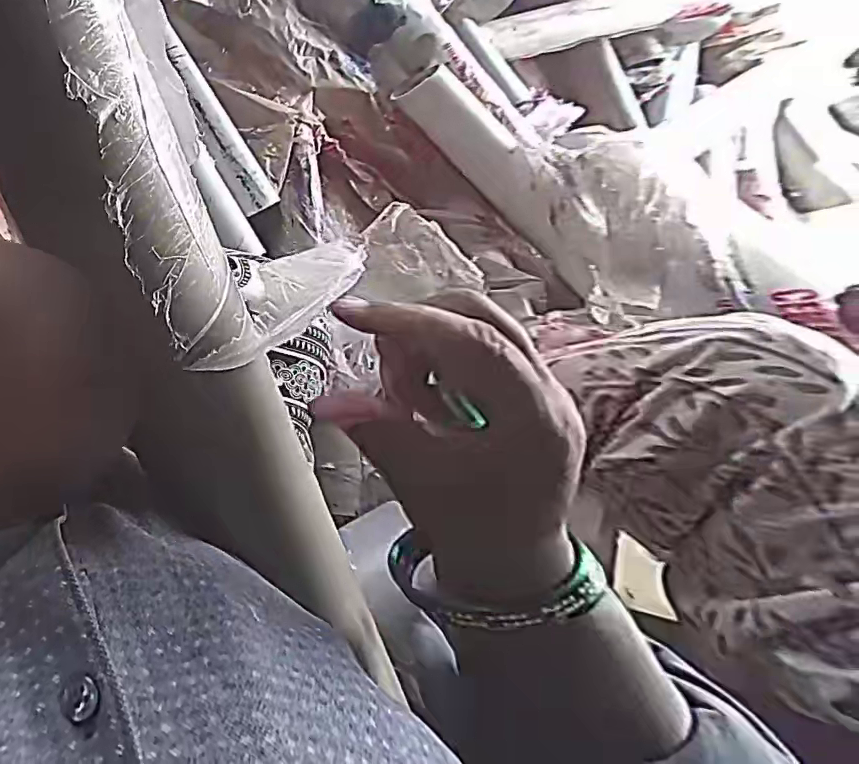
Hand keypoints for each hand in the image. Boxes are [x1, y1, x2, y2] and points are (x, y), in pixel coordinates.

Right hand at [316, 292, 584, 603]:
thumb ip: (373, 430)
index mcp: (534, 415)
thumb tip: (327, 402)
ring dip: (418, 343)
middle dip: (413, 325)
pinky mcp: (514, 387)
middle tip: (381, 359)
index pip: (472, 339)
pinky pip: (466, 344)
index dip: (404, 319)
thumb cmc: (474, 525)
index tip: (349, 314)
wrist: (512, 557)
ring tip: (403, 392)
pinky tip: (416, 393)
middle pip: (475, 316)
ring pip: (469, 323)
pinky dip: (427, 354)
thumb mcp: (416, 478)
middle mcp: (544, 390)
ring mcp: (534, 386)